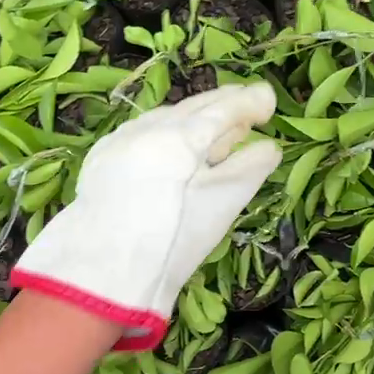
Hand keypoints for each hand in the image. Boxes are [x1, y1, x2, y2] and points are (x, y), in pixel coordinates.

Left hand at [11, 83, 281, 349]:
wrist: (103, 272)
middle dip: (225, 103)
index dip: (249, 103)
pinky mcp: (106, 155)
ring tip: (220, 123)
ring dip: (198, 115)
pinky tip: (178, 139)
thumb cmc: (172, 241)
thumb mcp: (219, 206)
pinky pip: (146, 129)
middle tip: (252, 104)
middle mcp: (148, 128)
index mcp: (178, 137)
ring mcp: (123, 138)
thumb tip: (270, 146)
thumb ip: (247, 169)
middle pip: (194, 107)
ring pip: (168, 115)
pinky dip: (170, 128)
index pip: (221, 110)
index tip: (271, 100)